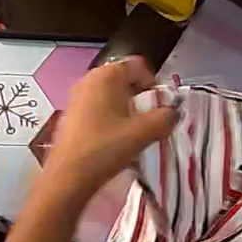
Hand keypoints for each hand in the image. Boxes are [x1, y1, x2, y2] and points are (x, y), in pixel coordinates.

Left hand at [37, 56, 177, 203]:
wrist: (69, 176)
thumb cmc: (106, 148)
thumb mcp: (143, 133)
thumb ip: (165, 118)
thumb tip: (172, 114)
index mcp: (107, 75)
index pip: (139, 66)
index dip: (154, 84)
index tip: (160, 106)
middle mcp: (89, 80)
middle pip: (124, 81)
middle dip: (140, 99)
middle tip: (149, 121)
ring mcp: (76, 97)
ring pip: (111, 97)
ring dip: (126, 111)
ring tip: (133, 134)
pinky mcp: (70, 116)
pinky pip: (97, 110)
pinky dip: (110, 120)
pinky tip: (114, 141)